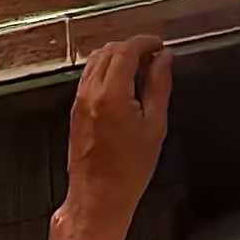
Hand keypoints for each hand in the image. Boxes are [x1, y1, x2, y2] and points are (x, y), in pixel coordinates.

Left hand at [57, 35, 171, 239]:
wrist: (98, 197)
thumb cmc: (128, 169)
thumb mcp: (155, 124)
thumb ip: (159, 85)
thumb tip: (164, 60)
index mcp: (112, 94)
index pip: (126, 50)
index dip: (145, 42)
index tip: (159, 45)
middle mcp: (91, 92)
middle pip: (109, 50)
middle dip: (133, 46)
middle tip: (153, 55)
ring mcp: (80, 100)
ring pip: (96, 59)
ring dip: (118, 55)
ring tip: (140, 66)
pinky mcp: (76, 108)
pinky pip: (89, 75)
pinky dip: (106, 68)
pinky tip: (123, 81)